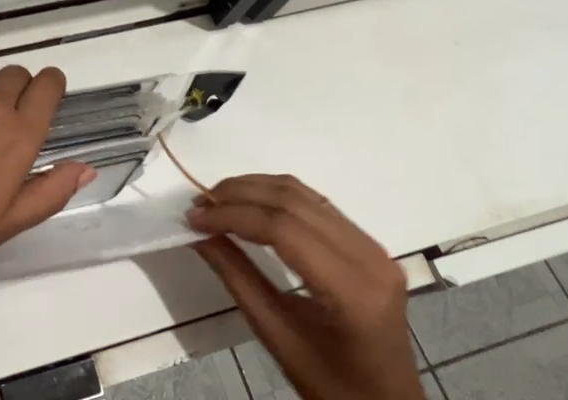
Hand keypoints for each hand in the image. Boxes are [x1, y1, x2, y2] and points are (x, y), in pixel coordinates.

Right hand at [187, 176, 421, 399]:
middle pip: (293, 202)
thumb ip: (239, 280)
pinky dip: (277, 195)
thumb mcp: (279, 339)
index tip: (193, 217)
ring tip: (217, 199)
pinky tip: (250, 203)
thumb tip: (199, 234)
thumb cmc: (333, 388)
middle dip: (239, 195)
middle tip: (199, 203)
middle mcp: (370, 258)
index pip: (284, 229)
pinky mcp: (369, 245)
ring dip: (255, 188)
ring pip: (304, 194)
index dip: (233, 215)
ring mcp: (374, 248)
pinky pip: (317, 204)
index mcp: (352, 291)